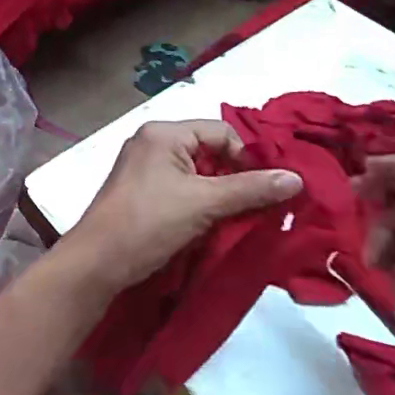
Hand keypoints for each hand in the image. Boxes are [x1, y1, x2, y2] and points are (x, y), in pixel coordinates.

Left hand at [58, 120, 300, 294]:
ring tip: (241, 220)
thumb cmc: (149, 223)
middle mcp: (153, 143)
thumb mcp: (204, 203)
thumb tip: (296, 178)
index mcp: (163, 133)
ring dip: (221, 195)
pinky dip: (202, 205)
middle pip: (210, 152)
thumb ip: (251, 189)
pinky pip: (183, 190)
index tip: (267, 190)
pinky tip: (215, 226)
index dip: (247, 158)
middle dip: (236, 178)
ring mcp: (145, 169)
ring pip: (198, 174)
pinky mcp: (142, 193)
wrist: (97, 262)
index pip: (221, 132)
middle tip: (260, 207)